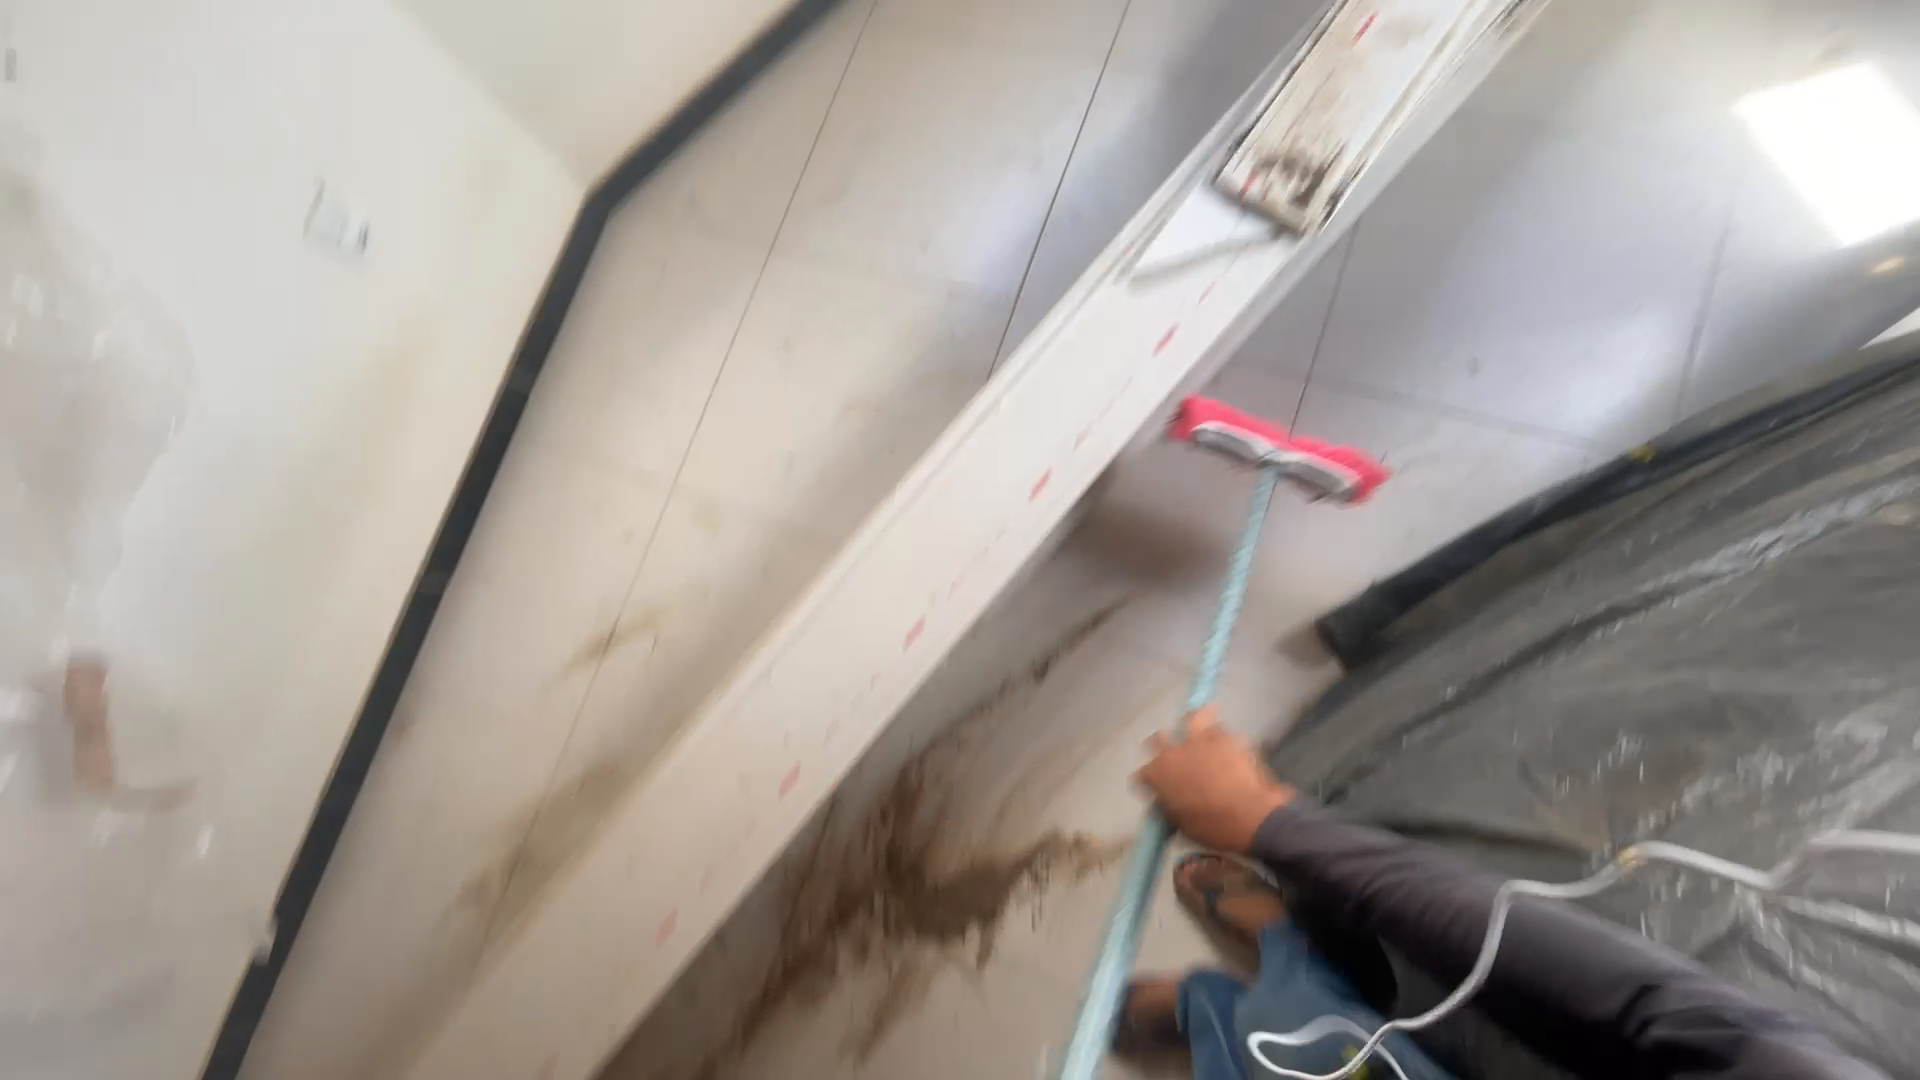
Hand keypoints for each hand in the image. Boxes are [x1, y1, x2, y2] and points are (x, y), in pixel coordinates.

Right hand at [1135, 706, 1294, 853]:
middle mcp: (1172, 752)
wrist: (1250, 816)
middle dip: (1161, 745)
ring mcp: (1199, 741)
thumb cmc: (1212, 827)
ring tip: (1201, 728)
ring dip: (1194, 724)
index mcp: (1157, 775)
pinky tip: (1228, 743)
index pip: (1142, 775)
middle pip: (1158, 739)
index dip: (1148, 782)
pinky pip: (1221, 730)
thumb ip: (1170, 807)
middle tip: (1172, 754)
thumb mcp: (1182, 825)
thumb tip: (1167, 801)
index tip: (1156, 790)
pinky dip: (1222, 737)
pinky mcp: (1225, 738)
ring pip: (1191, 718)